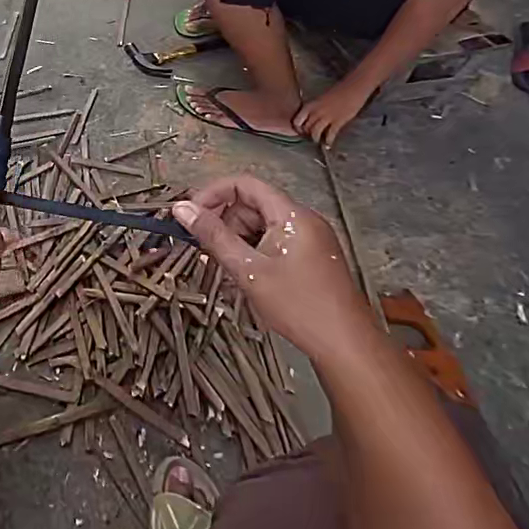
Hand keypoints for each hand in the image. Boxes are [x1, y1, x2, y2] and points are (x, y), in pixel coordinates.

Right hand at [171, 176, 374, 362]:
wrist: (346, 344)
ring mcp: (310, 237)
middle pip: (252, 204)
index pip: (244, 183)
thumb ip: (213, 235)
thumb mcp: (248, 270)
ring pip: (262, 224)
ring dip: (239, 239)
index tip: (192, 214)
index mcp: (291, 214)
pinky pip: (275, 240)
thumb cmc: (299, 307)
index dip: (213, 193)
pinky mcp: (312, 255)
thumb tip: (183, 209)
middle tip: (207, 249)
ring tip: (229, 268)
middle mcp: (303, 218)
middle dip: (225, 222)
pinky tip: (248, 275)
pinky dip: (255, 251)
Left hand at [293, 78, 374, 147]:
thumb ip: (315, 108)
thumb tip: (312, 118)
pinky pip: (330, 135)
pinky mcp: (338, 122)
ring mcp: (327, 117)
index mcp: (311, 104)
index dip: (297, 127)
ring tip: (318, 141)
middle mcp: (316, 111)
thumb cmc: (339, 91)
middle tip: (310, 137)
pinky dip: (328, 141)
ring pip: (315, 132)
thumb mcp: (321, 98)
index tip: (300, 131)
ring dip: (316, 138)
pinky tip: (329, 144)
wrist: (354, 88)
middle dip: (306, 134)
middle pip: (306, 127)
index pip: (297, 120)